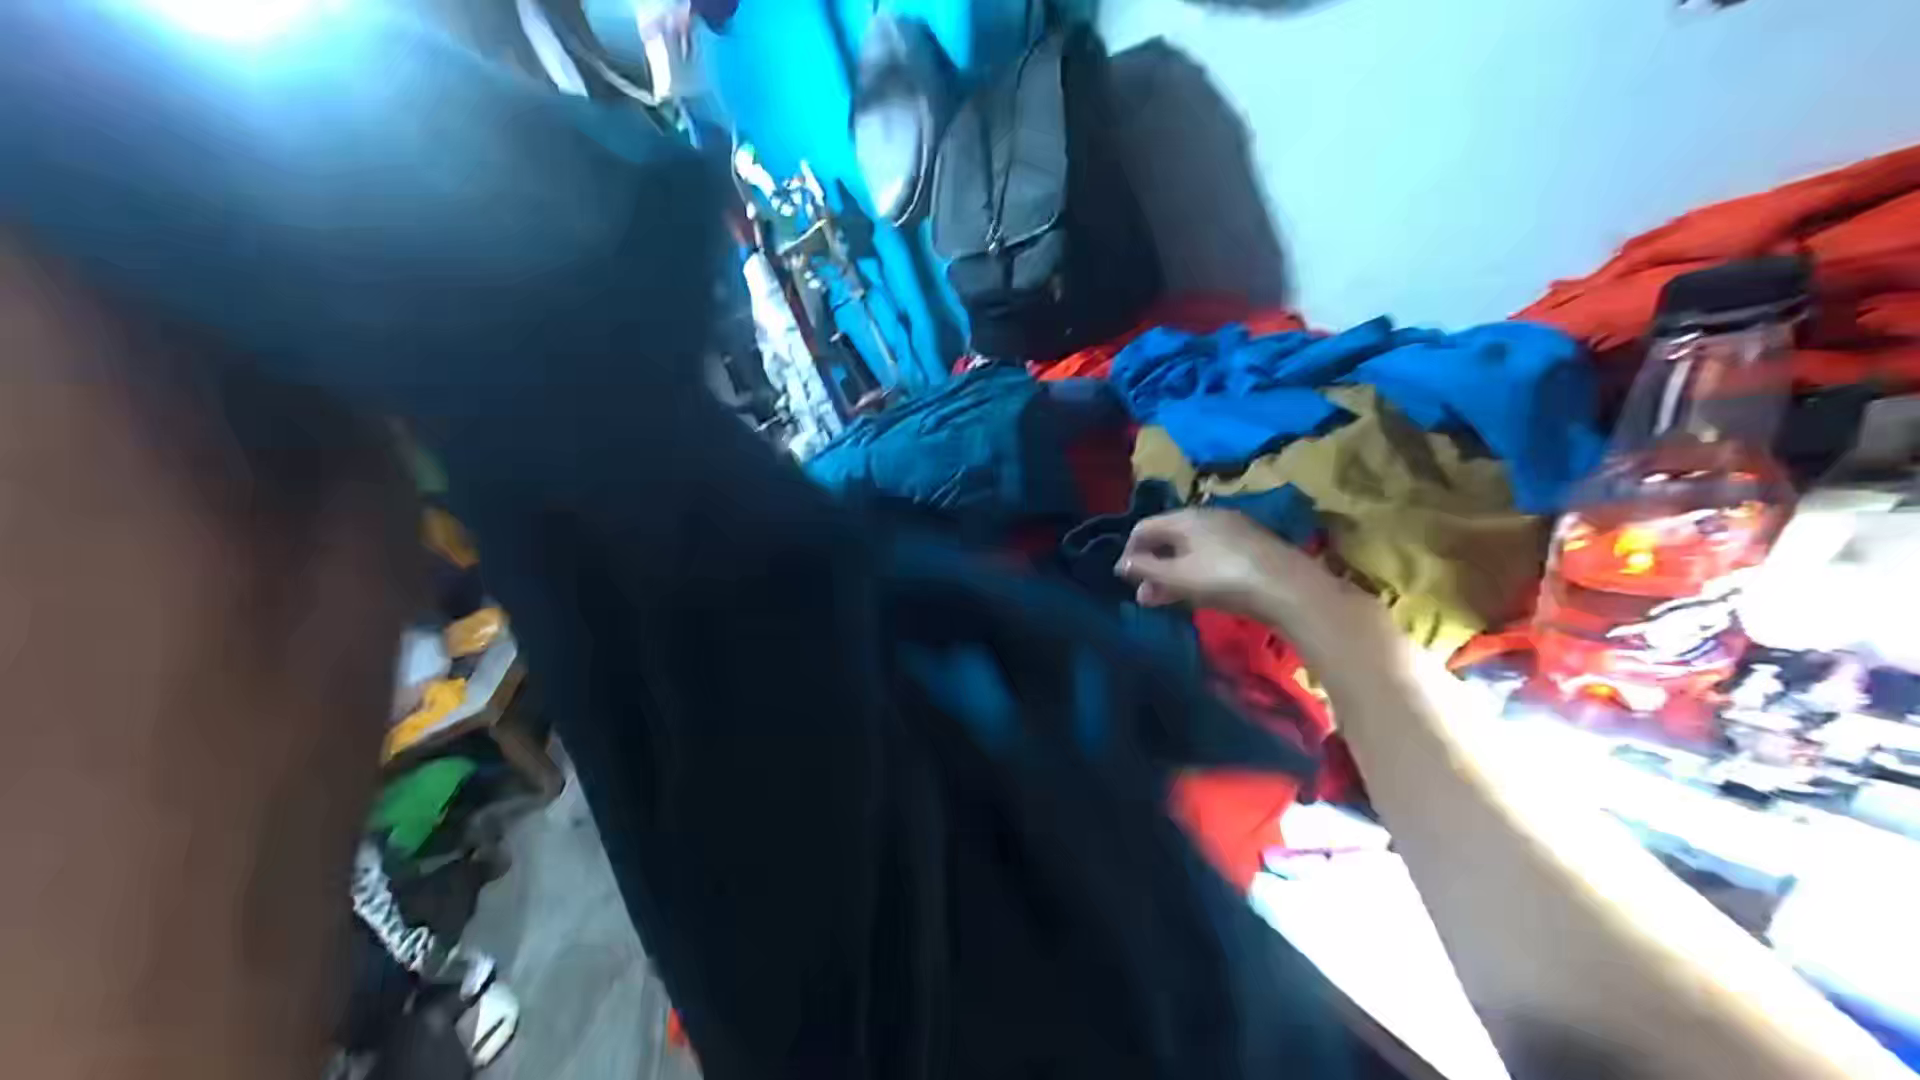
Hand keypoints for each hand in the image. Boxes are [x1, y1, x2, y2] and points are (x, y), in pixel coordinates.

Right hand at [1116, 508, 1372, 629]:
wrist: (1289, 589)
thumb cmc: (1224, 579)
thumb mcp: (1178, 577)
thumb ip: (1145, 570)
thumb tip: (1120, 564)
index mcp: (1185, 517)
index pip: (1144, 527)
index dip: (1129, 551)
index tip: (1125, 578)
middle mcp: (1207, 516)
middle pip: (1168, 537)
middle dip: (1152, 565)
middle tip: (1144, 594)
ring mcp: (1232, 530)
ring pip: (1190, 548)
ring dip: (1173, 572)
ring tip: (1166, 598)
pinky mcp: (1251, 546)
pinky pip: (1210, 554)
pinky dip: (1195, 570)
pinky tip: (1198, 592)